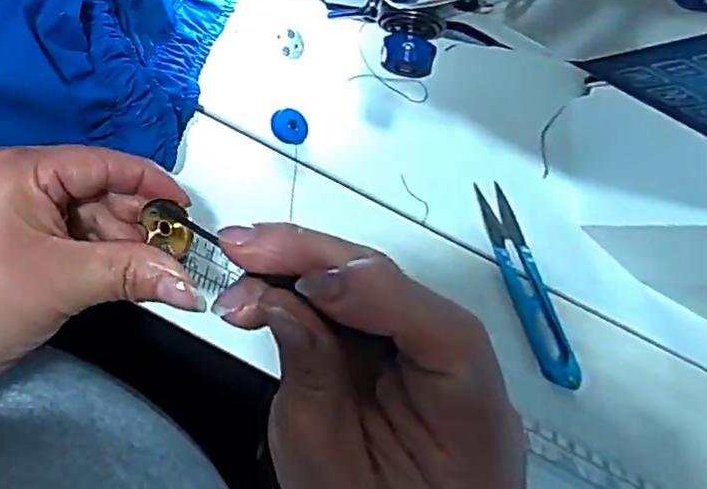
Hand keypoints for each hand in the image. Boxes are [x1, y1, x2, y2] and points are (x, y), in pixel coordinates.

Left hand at [0, 145, 204, 380]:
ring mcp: (21, 210)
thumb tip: (183, 278)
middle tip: (181, 252)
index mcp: (22, 168)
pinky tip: (133, 276)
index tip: (185, 204)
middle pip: (97, 189)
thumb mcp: (61, 280)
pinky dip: (105, 256)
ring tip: (164, 272)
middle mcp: (21, 179)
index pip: (97, 162)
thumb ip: (129, 272)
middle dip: (139, 221)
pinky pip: (76, 237)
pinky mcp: (24, 239)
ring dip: (126, 243)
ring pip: (90, 216)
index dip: (146, 181)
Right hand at [213, 224, 525, 488]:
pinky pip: (340, 295)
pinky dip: (292, 281)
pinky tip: (256, 285)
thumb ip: (309, 376)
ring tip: (237, 262)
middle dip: (310, 256)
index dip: (374, 292)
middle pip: (392, 287)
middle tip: (244, 247)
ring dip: (291, 261)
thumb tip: (279, 300)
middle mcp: (454, 375)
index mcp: (469, 423)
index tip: (306, 284)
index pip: (444, 335)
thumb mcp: (324, 459)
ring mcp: (417, 352)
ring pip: (358, 278)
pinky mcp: (382, 342)